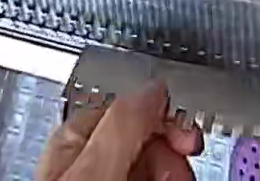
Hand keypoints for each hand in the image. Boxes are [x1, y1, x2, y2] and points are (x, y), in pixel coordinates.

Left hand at [37, 82, 203, 180]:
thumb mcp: (94, 173)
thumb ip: (124, 123)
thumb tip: (154, 88)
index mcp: (72, 144)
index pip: (131, 106)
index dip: (165, 118)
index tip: (187, 137)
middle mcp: (84, 169)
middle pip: (146, 142)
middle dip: (171, 157)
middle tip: (179, 176)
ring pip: (151, 170)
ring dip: (171, 177)